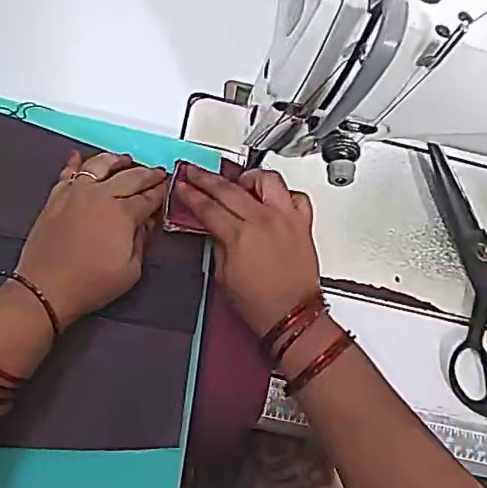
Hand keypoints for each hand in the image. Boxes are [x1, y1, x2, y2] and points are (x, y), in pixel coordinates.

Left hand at [13, 151, 169, 327]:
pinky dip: (75, 163)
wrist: (46, 287)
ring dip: (115, 161)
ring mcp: (75, 194)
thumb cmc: (88, 283)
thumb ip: (142, 242)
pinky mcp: (55, 198)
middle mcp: (100, 196)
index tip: (165, 189)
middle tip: (156, 173)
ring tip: (124, 160)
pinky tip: (78, 158)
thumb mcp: (130, 271)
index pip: (148, 198)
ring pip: (99, 165)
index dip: (159, 193)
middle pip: (130, 176)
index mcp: (122, 213)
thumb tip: (145, 225)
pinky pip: (67, 173)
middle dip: (147, 174)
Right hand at [174, 166, 321, 334]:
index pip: (207, 207)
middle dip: (206, 178)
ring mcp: (285, 219)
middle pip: (229, 188)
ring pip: (266, 180)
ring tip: (240, 183)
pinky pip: (295, 196)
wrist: (291, 315)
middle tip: (195, 173)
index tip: (183, 186)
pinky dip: (283, 195)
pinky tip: (274, 200)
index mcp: (239, 235)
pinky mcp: (303, 223)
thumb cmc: (260, 303)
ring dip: (248, 178)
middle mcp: (263, 221)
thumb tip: (214, 227)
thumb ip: (218, 244)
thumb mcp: (224, 275)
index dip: (191, 194)